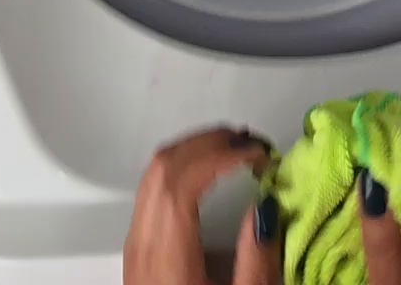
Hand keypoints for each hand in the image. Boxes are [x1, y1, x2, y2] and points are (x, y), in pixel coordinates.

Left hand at [124, 126, 273, 284]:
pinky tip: (209, 176)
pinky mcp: (136, 250)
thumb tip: (265, 206)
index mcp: (167, 255)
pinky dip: (181, 166)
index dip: (222, 153)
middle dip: (209, 140)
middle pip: (164, 165)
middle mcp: (142, 242)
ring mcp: (134, 244)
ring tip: (235, 151)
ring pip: (154, 172)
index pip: (184, 178)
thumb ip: (256, 260)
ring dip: (194, 149)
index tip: (259, 152)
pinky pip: (152, 188)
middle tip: (251, 142)